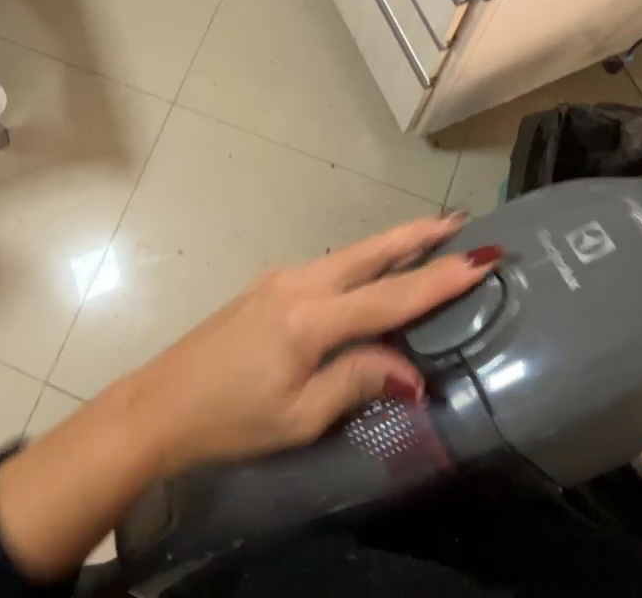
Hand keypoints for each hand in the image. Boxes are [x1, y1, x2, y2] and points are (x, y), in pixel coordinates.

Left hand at [110, 213, 501, 473]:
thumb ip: (357, 381)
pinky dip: (363, 264)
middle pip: (369, 254)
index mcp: (309, 318)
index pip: (389, 296)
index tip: (481, 259)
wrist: (159, 404)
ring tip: (430, 240)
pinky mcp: (267, 288)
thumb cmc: (230, 420)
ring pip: (349, 257)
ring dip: (390, 247)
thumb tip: (410, 369)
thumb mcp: (300, 415)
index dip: (439, 280)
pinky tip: (376, 273)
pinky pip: (328, 269)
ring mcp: (278, 280)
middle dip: (416, 236)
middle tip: (459, 221)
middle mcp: (297, 284)